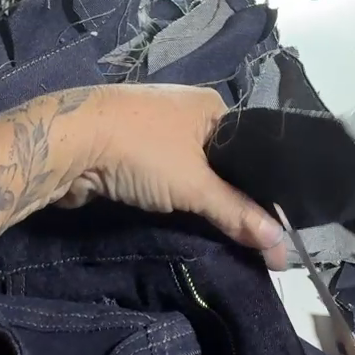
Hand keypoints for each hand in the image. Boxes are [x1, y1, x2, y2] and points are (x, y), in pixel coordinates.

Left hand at [53, 84, 287, 268]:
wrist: (70, 140)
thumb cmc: (141, 150)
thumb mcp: (196, 185)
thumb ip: (237, 214)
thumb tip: (283, 249)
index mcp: (211, 105)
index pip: (251, 147)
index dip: (262, 185)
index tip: (274, 226)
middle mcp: (187, 110)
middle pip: (221, 161)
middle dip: (230, 197)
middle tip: (251, 240)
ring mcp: (156, 128)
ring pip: (190, 172)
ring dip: (199, 200)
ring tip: (222, 236)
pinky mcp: (131, 148)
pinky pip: (164, 177)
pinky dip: (173, 198)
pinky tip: (184, 221)